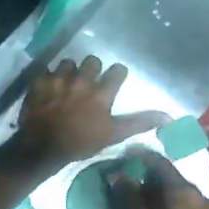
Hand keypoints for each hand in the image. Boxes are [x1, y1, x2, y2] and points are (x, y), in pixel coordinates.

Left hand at [9, 55, 166, 165]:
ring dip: (69, 71)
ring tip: (66, 84)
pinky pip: (45, 71)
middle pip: (92, 60)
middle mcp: (81, 80)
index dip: (116, 74)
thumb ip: (139, 122)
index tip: (112, 80)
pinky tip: (48, 89)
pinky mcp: (39, 81)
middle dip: (91, 69)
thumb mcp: (113, 134)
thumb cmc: (81, 142)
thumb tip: (168, 116)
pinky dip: (47, 78)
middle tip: (87, 82)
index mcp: (101, 92)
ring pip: (68, 62)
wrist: (43, 147)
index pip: (118, 70)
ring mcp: (58, 79)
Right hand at [109, 150, 208, 208]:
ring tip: (144, 199)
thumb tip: (118, 174)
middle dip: (152, 177)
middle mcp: (203, 196)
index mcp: (185, 193)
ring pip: (183, 193)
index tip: (126, 153)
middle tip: (131, 180)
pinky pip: (192, 205)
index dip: (142, 157)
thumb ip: (130, 199)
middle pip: (174, 178)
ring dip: (164, 192)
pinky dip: (175, 204)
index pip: (161, 164)